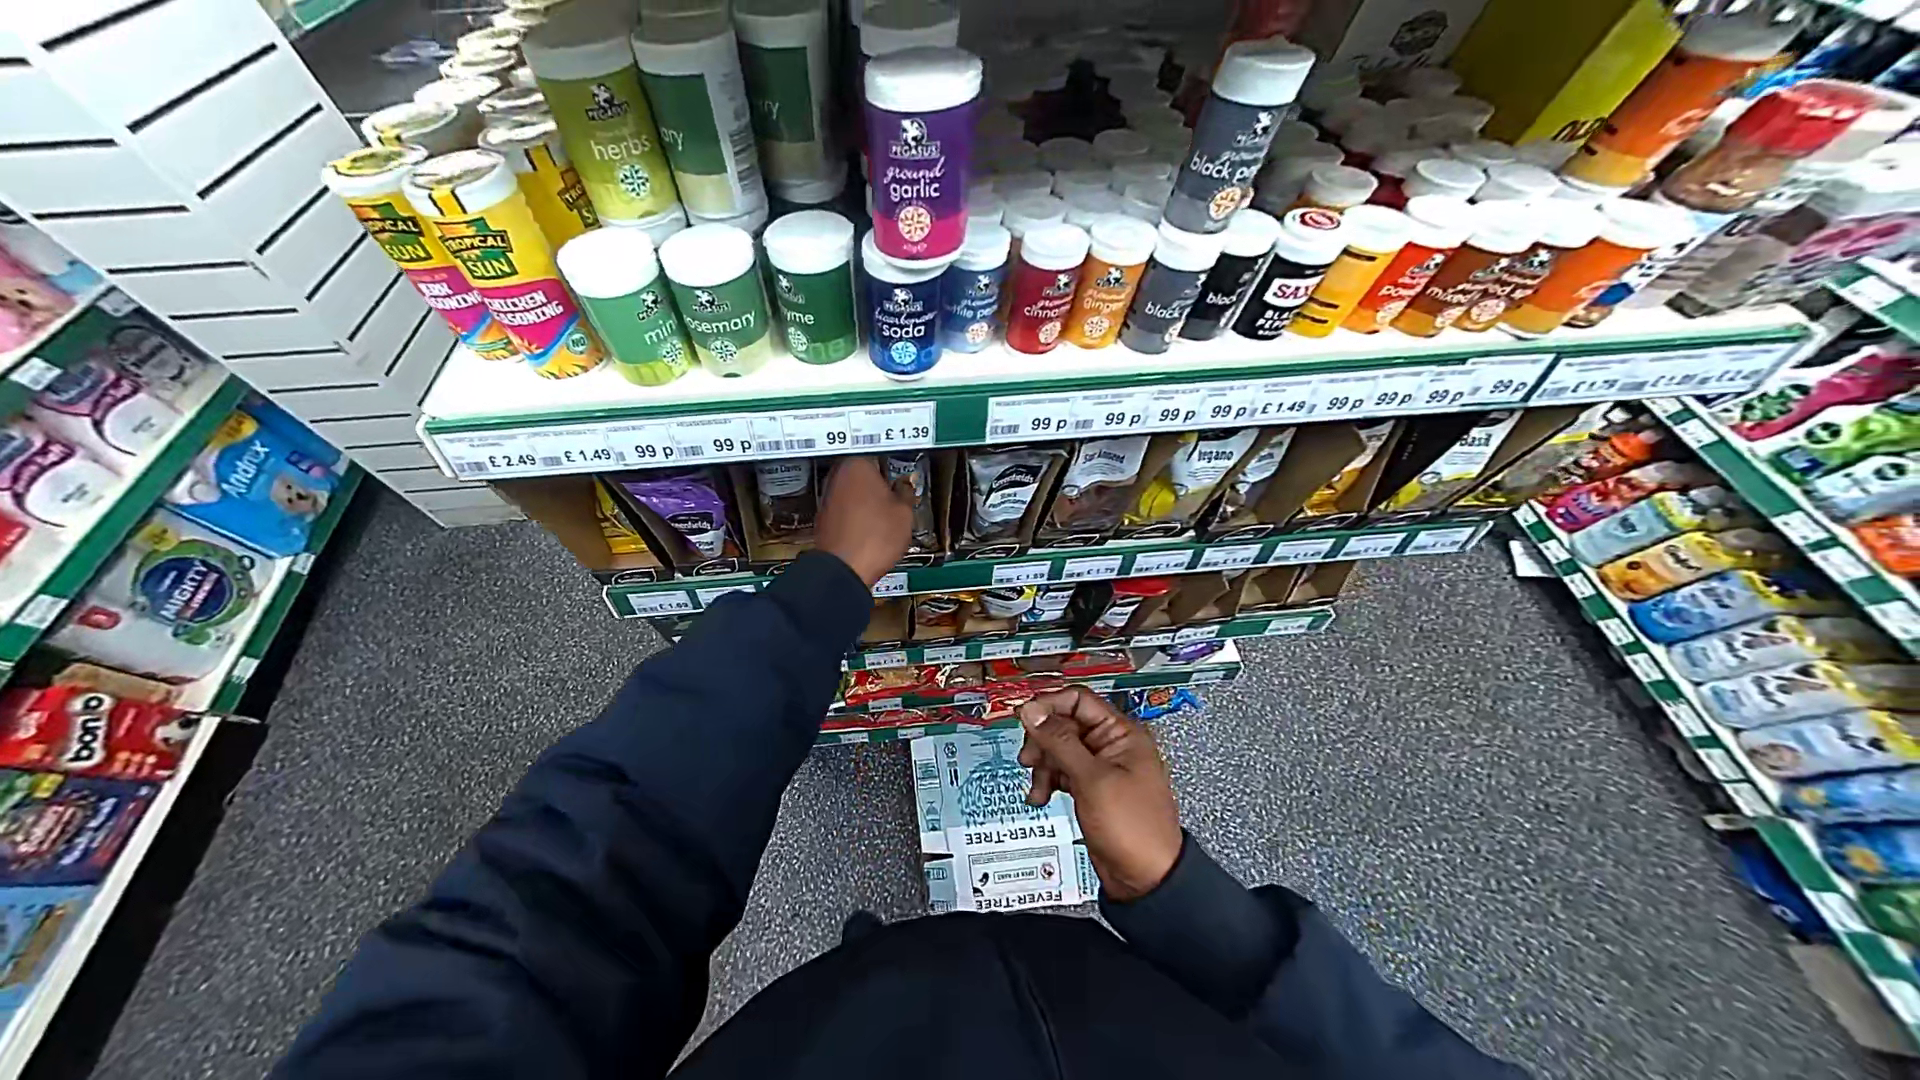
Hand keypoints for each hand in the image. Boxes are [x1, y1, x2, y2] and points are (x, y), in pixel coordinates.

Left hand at [815, 456, 915, 586]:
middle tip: (897, 494)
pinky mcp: (824, 518)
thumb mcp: (904, 512)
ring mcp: (827, 498)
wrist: (845, 569)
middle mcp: (837, 476)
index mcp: (857, 465)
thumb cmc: (874, 538)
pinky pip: (846, 509)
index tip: (903, 474)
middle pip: (863, 472)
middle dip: (879, 482)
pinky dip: (857, 514)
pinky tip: (871, 528)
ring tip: (886, 514)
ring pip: (853, 491)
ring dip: (867, 498)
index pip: (879, 454)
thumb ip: (906, 492)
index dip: (894, 465)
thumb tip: (906, 487)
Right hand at [1018, 687, 1181, 901]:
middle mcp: (1111, 745)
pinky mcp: (1091, 787)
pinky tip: (1042, 796)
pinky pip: (1061, 772)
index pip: (1078, 700)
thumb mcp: (1091, 779)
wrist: (1146, 880)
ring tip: (1037, 787)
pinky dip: (1048, 781)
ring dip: (1043, 766)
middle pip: (1064, 724)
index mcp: (1121, 733)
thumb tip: (1032, 711)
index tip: (1024, 718)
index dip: (1048, 706)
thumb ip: (1059, 741)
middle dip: (1042, 741)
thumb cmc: (1134, 828)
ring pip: (1059, 749)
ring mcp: (1100, 767)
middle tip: (1029, 758)